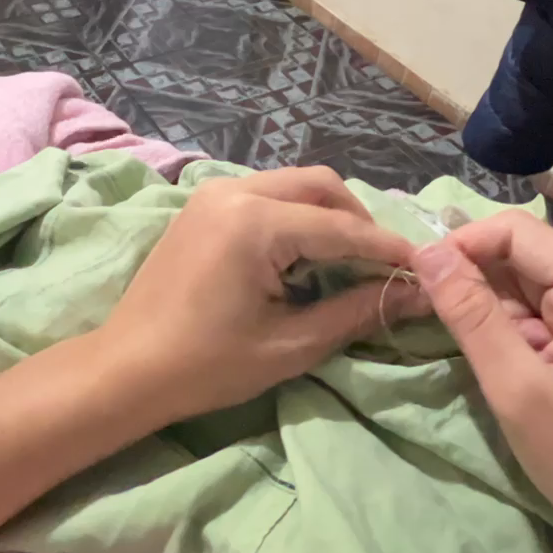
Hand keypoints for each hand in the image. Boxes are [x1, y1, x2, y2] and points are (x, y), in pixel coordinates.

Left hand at [99, 166, 418, 422]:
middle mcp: (234, 191)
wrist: (127, 368)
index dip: (387, 248)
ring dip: (328, 214)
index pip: (340, 227)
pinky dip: (296, 215)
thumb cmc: (207, 365)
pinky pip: (267, 193)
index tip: (425, 268)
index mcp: (254, 223)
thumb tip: (417, 294)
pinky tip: (305, 254)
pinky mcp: (203, 204)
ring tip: (349, 261)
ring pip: (293, 184)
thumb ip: (357, 311)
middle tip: (382, 264)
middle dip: (358, 220)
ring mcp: (214, 192)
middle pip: (319, 185)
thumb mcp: (290, 345)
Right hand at [412, 211, 552, 552]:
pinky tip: (515, 370)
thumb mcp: (519, 391)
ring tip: (485, 359)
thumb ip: (470, 314)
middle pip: (530, 256)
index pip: (516, 231)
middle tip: (441, 324)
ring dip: (501, 313)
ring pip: (540, 288)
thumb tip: (425, 250)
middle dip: (480, 283)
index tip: (421, 278)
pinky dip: (525, 333)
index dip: (462, 245)